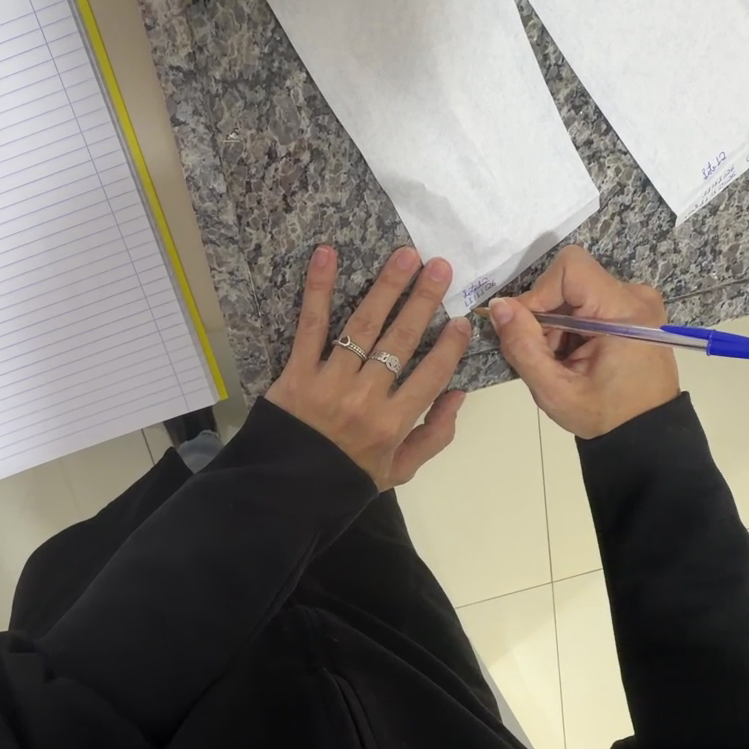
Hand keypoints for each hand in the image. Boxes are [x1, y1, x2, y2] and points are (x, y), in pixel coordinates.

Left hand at [265, 245, 472, 490]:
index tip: (462, 319)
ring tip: (405, 256)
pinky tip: (327, 256)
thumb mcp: (397, 471)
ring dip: (386, 288)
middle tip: (441, 267)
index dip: (450, 346)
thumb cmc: (345, 478)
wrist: (286, 492)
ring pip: (362, 327)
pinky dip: (318, 290)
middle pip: (400, 341)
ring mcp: (330, 383)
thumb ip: (433, 437)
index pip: (431, 375)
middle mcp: (366, 399)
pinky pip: (310, 327)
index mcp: (393, 424)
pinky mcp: (297, 374)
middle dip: (423, 301)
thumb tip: (458, 395)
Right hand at [492, 246, 678, 439]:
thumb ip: (522, 346)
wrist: (644, 430)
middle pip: (569, 280)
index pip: (569, 268)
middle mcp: (634, 295)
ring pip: (574, 292)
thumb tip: (497, 305)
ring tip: (562, 360)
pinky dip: (569, 326)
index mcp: (623, 311)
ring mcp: (635, 300)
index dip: (538, 293)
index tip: (527, 330)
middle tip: (546, 355)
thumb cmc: (602, 415)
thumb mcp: (553, 390)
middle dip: (545, 315)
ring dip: (555, 324)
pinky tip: (574, 354)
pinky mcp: (631, 308)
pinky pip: (586, 302)